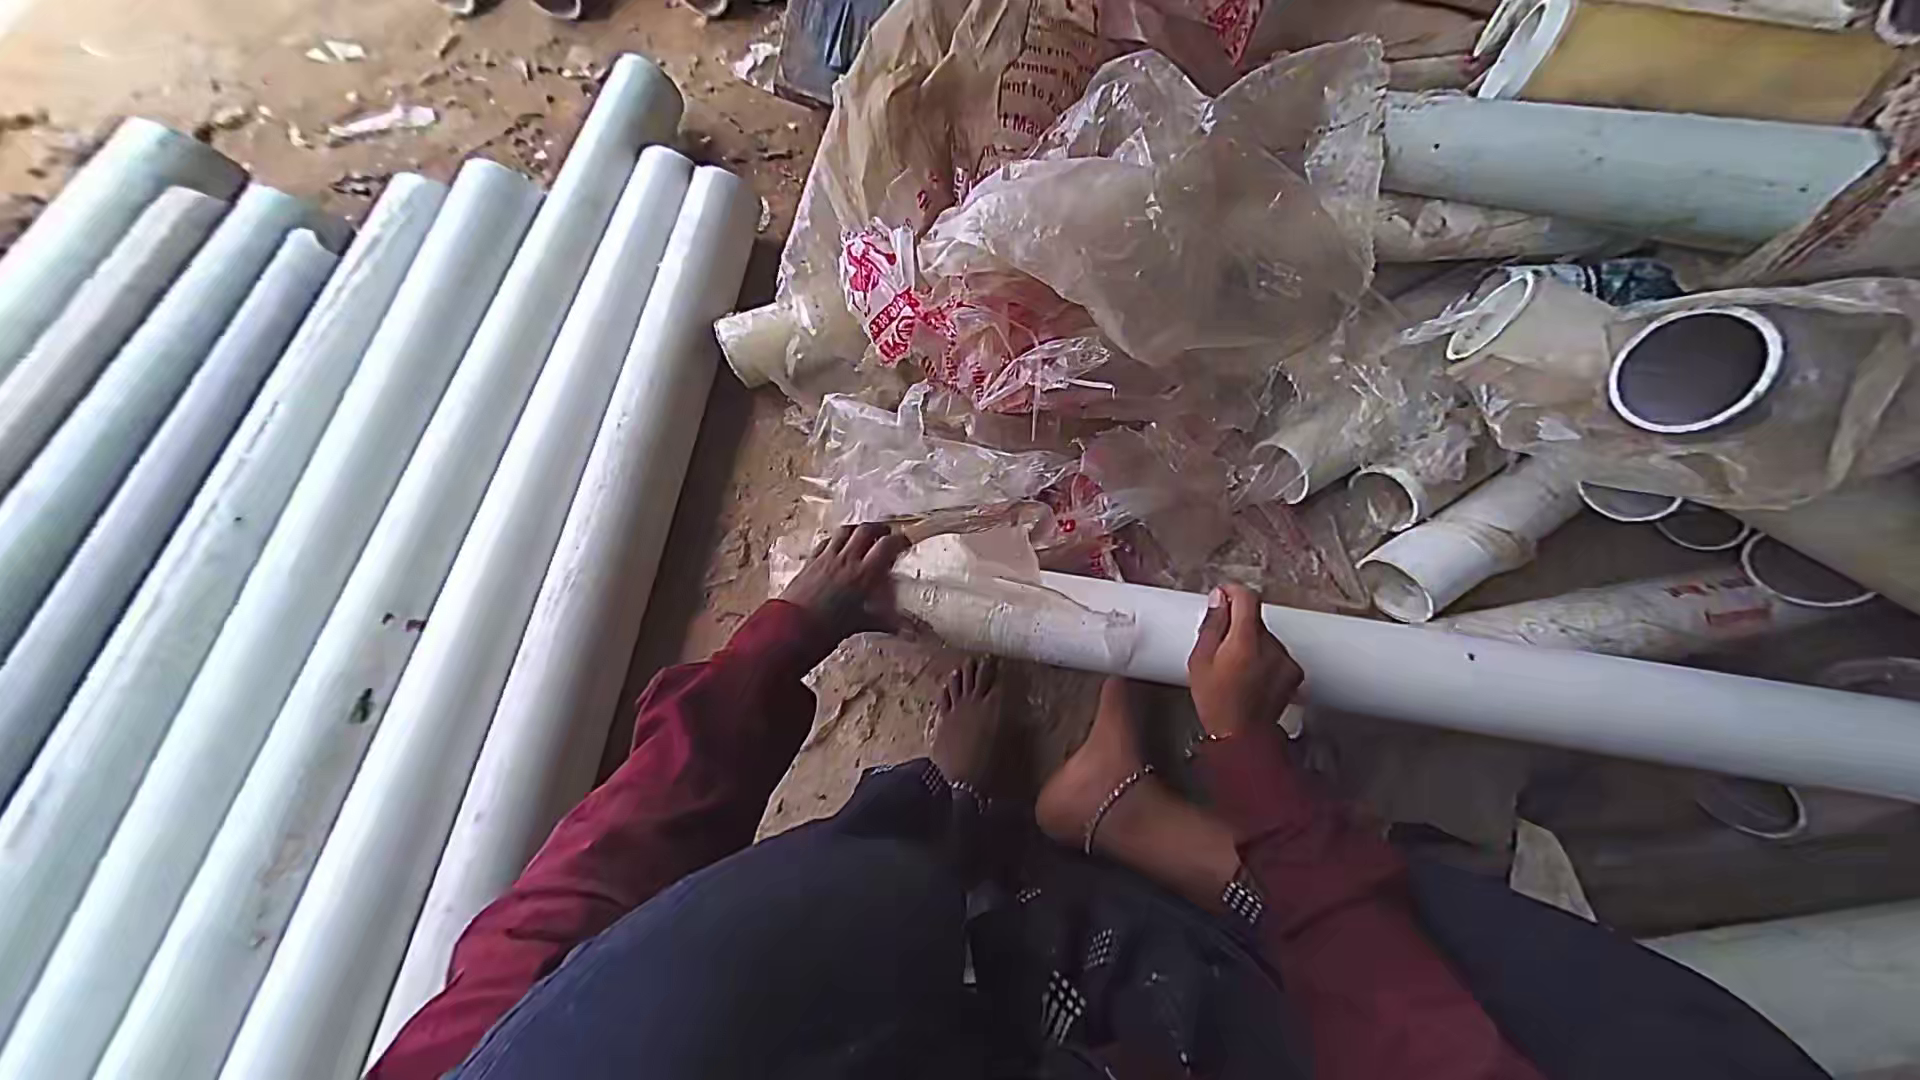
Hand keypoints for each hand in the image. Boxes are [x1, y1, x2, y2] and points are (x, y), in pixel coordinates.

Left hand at [779, 523, 910, 641]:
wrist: (791, 627)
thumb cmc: (827, 628)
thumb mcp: (862, 623)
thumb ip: (886, 622)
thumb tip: (907, 632)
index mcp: (863, 573)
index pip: (887, 545)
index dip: (899, 540)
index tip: (905, 542)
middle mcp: (846, 560)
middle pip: (866, 530)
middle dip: (879, 528)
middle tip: (886, 533)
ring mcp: (826, 557)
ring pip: (844, 531)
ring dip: (857, 529)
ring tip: (863, 534)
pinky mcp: (810, 561)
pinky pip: (825, 542)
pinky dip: (834, 540)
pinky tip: (836, 546)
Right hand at [1186, 584, 1302, 738]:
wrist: (1242, 737)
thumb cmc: (1217, 702)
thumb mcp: (1200, 660)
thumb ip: (1211, 625)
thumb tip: (1218, 600)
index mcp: (1245, 641)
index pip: (1247, 598)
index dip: (1233, 591)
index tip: (1223, 595)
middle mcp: (1271, 647)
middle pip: (1255, 620)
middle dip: (1237, 625)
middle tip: (1219, 645)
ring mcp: (1285, 660)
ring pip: (1265, 637)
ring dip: (1251, 643)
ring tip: (1234, 666)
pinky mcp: (1294, 673)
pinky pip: (1276, 654)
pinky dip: (1264, 658)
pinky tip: (1250, 675)